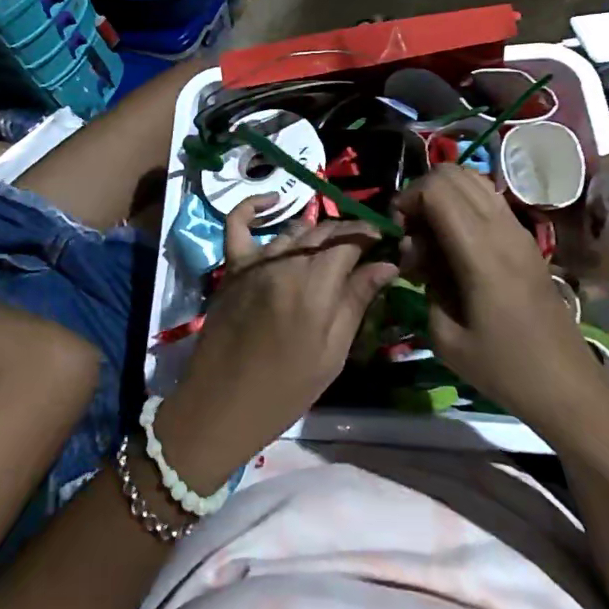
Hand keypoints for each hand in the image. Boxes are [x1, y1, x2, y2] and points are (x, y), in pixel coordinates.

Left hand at [156, 197, 398, 488]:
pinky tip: (272, 201)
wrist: (221, 407)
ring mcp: (255, 262)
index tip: (387, 241)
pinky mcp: (231, 268)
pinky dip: (253, 208)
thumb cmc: (286, 390)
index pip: (350, 240)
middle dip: (349, 233)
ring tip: (333, 245)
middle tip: (366, 247)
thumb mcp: (333, 352)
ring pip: (294, 231)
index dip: (371, 236)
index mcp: (314, 285)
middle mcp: (285, 263)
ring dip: (317, 232)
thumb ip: (357, 300)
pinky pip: (237, 226)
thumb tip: (387, 264)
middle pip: (324, 231)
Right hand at [394, 164, 608, 433]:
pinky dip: (463, 207)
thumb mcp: (445, 336)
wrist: (565, 384)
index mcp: (481, 252)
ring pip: (472, 180)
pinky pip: (488, 200)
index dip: (408, 199)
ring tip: (432, 238)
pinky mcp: (527, 239)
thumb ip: (426, 280)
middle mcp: (502, 229)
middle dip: (422, 194)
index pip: (437, 189)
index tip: (399, 234)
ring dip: (444, 198)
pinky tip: (456, 246)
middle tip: (412, 235)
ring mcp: (519, 230)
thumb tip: (418, 251)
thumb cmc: (503, 368)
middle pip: (453, 173)